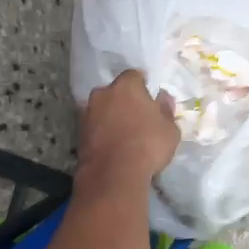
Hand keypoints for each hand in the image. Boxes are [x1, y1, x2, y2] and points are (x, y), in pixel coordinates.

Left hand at [77, 70, 179, 193]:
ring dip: (111, 116)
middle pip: (115, 92)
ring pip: (102, 108)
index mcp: (126, 86)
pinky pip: (94, 125)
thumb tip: (164, 98)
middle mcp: (103, 93)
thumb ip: (166, 110)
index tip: (150, 98)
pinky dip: (102, 131)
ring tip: (123, 133)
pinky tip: (112, 144)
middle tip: (137, 116)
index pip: (135, 75)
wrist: (114, 173)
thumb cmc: (148, 145)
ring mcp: (87, 112)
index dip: (143, 86)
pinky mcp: (78, 132)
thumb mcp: (170, 129)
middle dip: (124, 100)